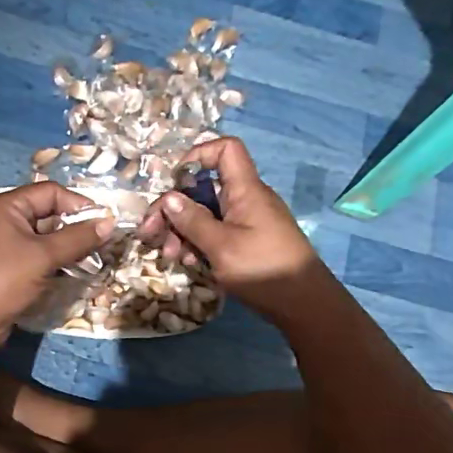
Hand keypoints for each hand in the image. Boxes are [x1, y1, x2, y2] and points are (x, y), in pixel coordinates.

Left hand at [0, 182, 115, 338]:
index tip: (103, 224)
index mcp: (4, 206)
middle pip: (45, 213)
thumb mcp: (44, 256)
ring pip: (39, 237)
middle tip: (99, 246)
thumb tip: (109, 222)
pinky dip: (49, 261)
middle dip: (73, 229)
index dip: (78, 205)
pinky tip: (67, 273)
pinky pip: (30, 255)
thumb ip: (78, 238)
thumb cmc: (3, 280)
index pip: (50, 192)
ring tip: (87, 262)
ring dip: (63, 248)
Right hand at [137, 137, 328, 314]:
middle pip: (203, 188)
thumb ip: (192, 221)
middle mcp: (244, 199)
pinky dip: (197, 243)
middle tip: (150, 232)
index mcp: (245, 190)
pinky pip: (214, 232)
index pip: (225, 150)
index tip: (173, 182)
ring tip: (170, 256)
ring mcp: (245, 221)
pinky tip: (189, 263)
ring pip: (204, 213)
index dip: (198, 156)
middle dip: (173, 208)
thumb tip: (168, 197)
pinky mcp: (244, 240)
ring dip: (181, 231)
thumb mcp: (220, 246)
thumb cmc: (262, 268)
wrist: (303, 302)